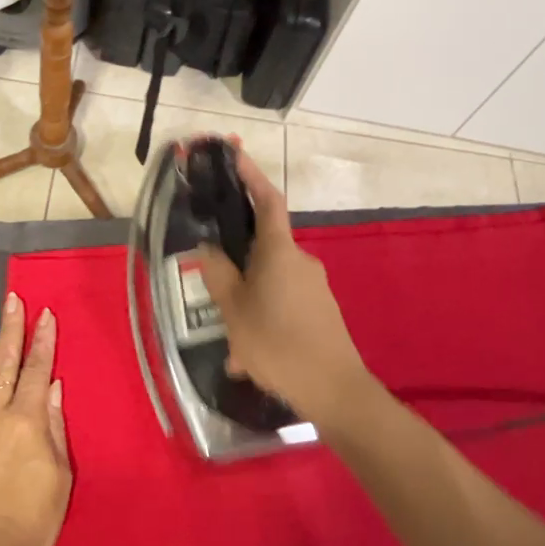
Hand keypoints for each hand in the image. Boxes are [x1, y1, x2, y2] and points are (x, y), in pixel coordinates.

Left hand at [0, 292, 70, 545]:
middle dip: (10, 328)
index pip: (37, 370)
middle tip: (12, 299)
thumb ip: (54, 427)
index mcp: (27, 420)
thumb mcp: (60, 475)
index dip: (42, 340)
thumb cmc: (32, 517)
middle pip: (4, 363)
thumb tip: (51, 386)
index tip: (45, 313)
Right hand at [193, 143, 379, 425]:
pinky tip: (248, 358)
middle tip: (213, 285)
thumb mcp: (233, 309)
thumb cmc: (277, 343)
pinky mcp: (320, 313)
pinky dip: (262, 322)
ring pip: (269, 284)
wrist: (335, 390)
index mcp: (279, 251)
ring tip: (230, 343)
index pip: (266, 200)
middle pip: (263, 248)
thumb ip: (218, 274)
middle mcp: (300, 261)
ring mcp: (314, 288)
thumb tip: (210, 249)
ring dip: (247, 303)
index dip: (251, 175)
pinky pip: (282, 306)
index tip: (235, 155)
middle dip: (237, 264)